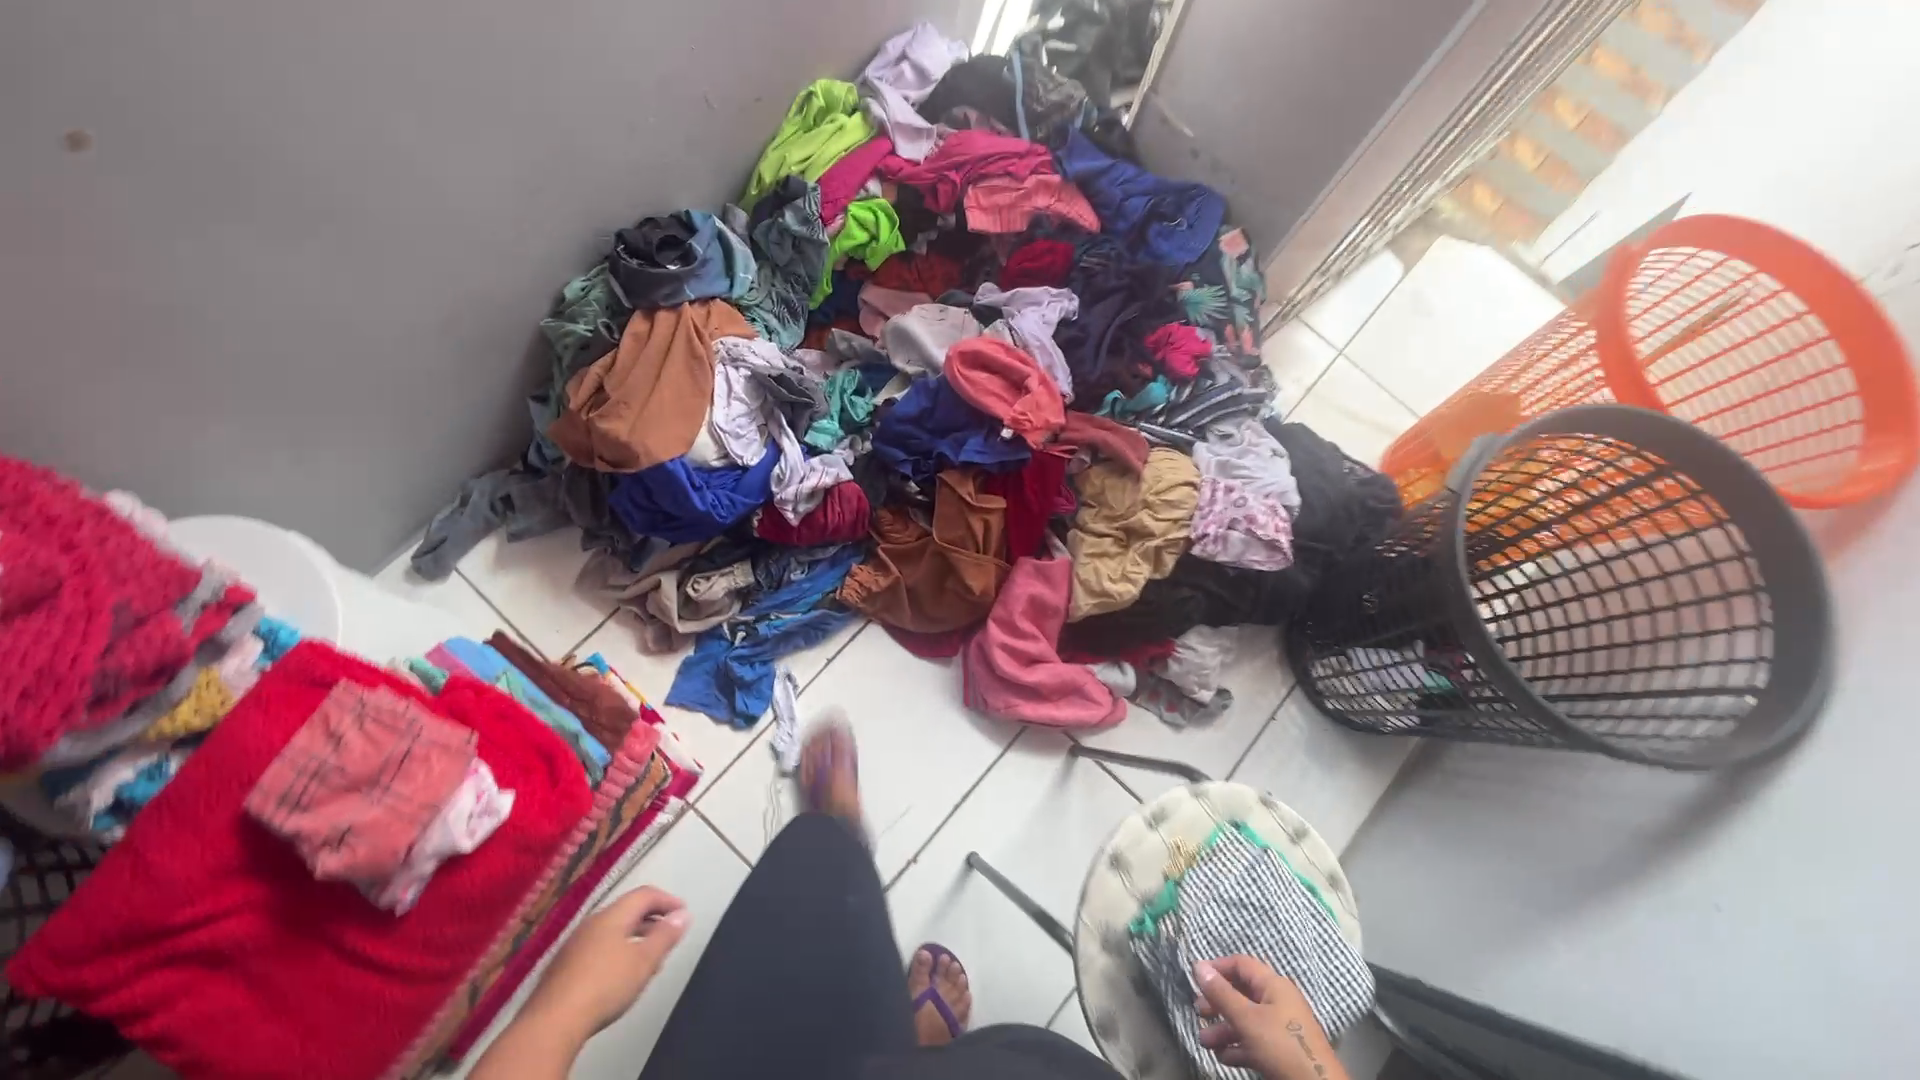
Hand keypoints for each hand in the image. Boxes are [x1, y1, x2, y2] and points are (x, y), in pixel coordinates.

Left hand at [523, 887, 689, 1041]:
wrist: (551, 1023)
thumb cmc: (605, 985)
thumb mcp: (644, 961)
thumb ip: (665, 936)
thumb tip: (682, 914)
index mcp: (612, 916)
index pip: (644, 895)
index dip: (667, 900)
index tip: (683, 913)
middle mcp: (591, 924)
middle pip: (626, 912)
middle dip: (651, 921)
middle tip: (669, 936)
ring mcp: (574, 945)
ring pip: (612, 932)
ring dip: (635, 939)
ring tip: (649, 960)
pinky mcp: (563, 968)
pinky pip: (598, 948)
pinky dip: (617, 953)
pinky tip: (620, 976)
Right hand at [1193, 956, 1348, 1079]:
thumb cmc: (1281, 1046)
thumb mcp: (1247, 1018)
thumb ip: (1221, 993)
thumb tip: (1198, 965)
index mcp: (1274, 986)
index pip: (1242, 965)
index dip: (1217, 968)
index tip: (1195, 978)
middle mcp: (1278, 1001)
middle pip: (1241, 993)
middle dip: (1217, 1003)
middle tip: (1198, 1012)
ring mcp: (1281, 1027)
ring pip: (1246, 1020)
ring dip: (1223, 1029)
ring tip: (1205, 1042)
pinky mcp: (1282, 1050)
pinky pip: (1255, 1041)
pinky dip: (1238, 1046)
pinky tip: (1223, 1056)